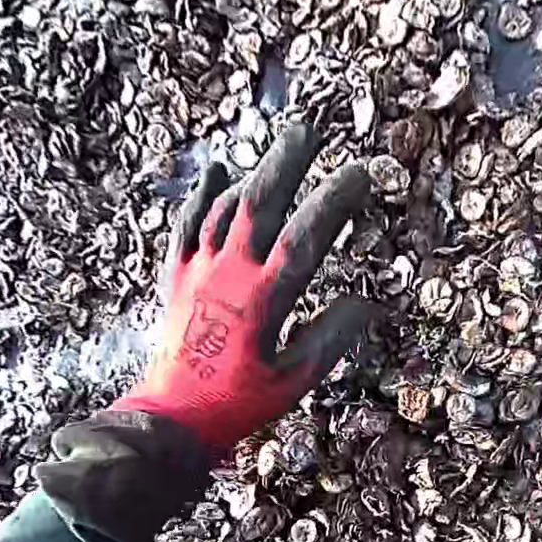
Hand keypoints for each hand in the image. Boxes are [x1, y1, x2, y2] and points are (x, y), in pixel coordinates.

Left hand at [113, 123, 374, 449]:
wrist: (174, 414)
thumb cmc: (237, 402)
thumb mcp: (294, 380)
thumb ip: (331, 339)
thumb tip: (367, 303)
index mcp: (263, 300)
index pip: (305, 238)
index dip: (335, 202)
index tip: (360, 175)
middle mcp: (228, 274)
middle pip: (261, 204)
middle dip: (287, 161)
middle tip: (312, 127)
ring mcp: (197, 272)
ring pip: (225, 209)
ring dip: (253, 172)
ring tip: (277, 147)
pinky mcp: (175, 278)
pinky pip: (187, 227)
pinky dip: (202, 197)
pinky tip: (217, 172)